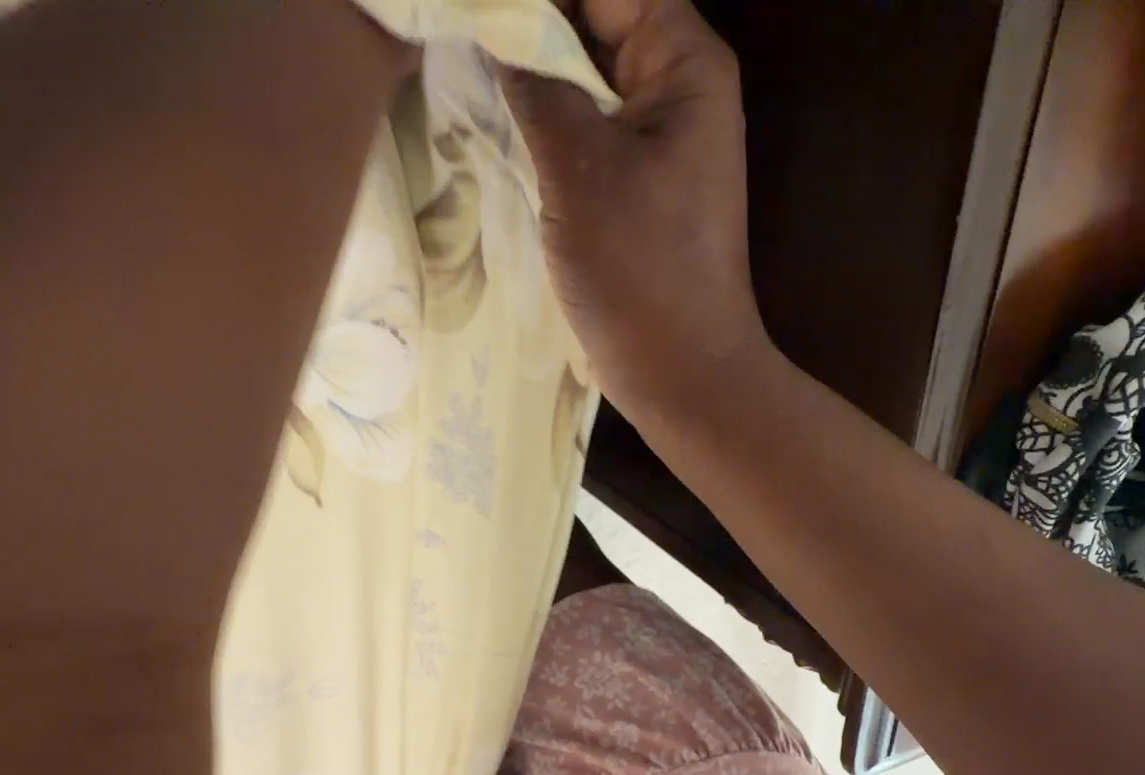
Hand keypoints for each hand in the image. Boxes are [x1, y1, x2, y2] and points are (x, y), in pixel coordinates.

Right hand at [501, 0, 768, 400]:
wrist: (678, 368)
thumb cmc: (640, 267)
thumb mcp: (580, 166)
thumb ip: (536, 85)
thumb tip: (496, 28)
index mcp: (683, 66)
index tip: (478, 8)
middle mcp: (674, 91)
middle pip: (593, 27)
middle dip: (528, 27)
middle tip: (460, 32)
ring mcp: (652, 143)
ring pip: (581, 81)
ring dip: (528, 73)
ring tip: (462, 66)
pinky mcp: (629, 187)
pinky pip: (580, 132)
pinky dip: (539, 122)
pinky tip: (488, 120)